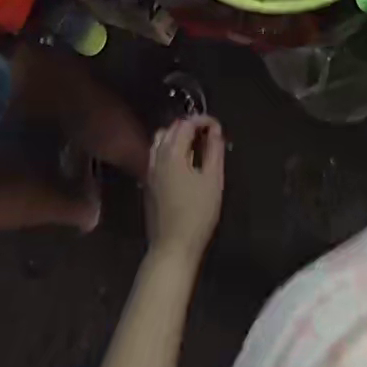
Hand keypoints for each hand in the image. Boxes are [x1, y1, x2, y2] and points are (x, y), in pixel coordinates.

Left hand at [145, 116, 223, 259]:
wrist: (172, 246)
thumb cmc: (197, 214)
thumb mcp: (213, 181)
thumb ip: (214, 151)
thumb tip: (215, 130)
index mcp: (173, 153)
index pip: (186, 124)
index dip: (202, 120)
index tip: (217, 126)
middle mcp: (157, 156)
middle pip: (171, 129)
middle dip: (190, 125)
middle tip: (209, 134)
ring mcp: (150, 169)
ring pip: (161, 140)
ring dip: (177, 136)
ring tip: (196, 145)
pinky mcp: (148, 182)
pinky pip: (156, 154)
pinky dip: (169, 148)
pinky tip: (182, 162)